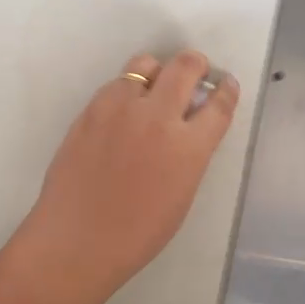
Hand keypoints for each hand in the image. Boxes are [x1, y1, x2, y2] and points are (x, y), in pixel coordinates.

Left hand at [11, 50, 239, 291]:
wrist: (77, 239)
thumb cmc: (137, 233)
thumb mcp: (182, 194)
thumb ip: (190, 154)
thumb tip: (189, 128)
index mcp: (189, 146)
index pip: (219, 104)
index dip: (227, 89)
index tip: (226, 84)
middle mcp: (158, 117)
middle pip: (186, 66)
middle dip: (197, 65)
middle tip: (195, 74)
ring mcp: (121, 108)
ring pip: (146, 64)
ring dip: (158, 71)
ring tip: (154, 88)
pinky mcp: (92, 109)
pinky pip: (116, 84)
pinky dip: (127, 89)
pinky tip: (123, 111)